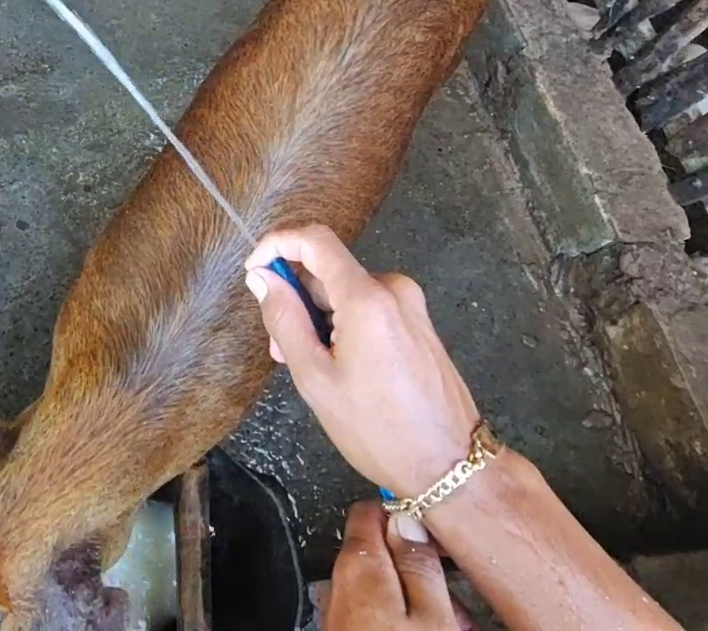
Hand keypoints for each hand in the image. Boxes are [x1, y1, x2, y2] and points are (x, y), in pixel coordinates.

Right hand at [244, 225, 480, 496]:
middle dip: (295, 299)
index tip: (254, 272)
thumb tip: (261, 277)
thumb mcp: (315, 377)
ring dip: (317, 318)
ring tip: (308, 366)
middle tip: (280, 347)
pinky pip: (366, 307)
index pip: (314, 238)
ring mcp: (409, 305)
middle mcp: (392, 288)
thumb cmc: (377, 428)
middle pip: (327, 271)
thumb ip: (284, 318)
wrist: (452, 468)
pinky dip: (341, 325)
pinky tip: (337, 366)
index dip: (276, 244)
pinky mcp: (417, 322)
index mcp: (367, 297)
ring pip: (344, 292)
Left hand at [322, 501, 460, 630]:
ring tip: (457, 621)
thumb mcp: (431, 618)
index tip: (436, 531)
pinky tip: (428, 630)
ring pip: (385, 586)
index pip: (371, 511)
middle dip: (420, 565)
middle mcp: (340, 580)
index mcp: (358, 564)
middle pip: (381, 551)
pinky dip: (404, 617)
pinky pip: (378, 611)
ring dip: (419, 596)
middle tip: (458, 592)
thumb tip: (407, 520)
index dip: (405, 514)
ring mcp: (340, 609)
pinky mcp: (346, 629)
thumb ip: (419, 566)